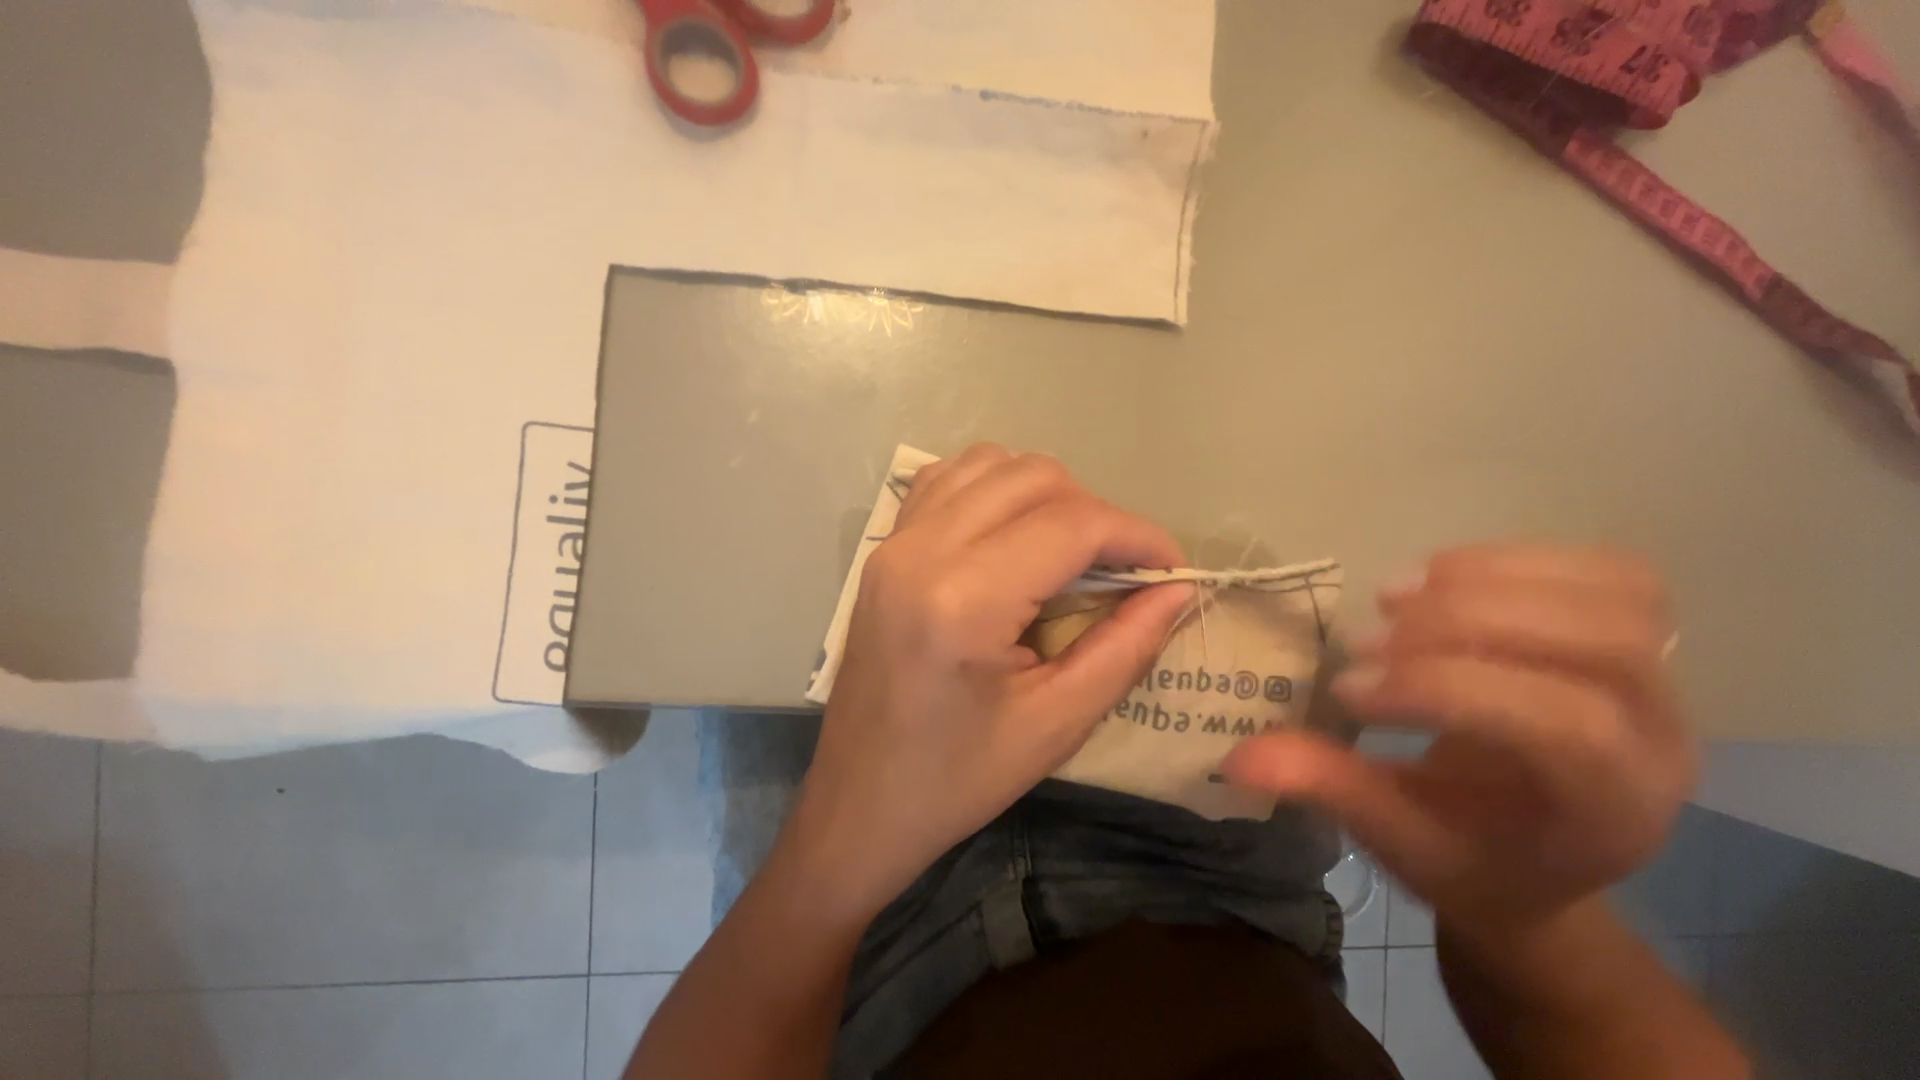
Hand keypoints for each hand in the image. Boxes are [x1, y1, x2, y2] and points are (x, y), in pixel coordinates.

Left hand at [789, 444, 1191, 912]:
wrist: (860, 803)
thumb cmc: (958, 780)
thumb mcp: (1056, 724)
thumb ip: (1124, 646)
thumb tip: (1177, 588)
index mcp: (963, 600)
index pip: (1072, 525)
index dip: (1138, 537)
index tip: (1173, 570)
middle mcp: (921, 551)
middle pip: (1034, 478)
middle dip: (1096, 514)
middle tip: (1123, 572)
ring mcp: (893, 543)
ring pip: (991, 465)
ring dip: (1047, 495)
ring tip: (1072, 555)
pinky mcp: (882, 550)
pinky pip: (948, 481)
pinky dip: (995, 490)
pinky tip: (1015, 539)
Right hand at [1223, 545, 1693, 942]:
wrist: (1535, 857)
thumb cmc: (1467, 859)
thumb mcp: (1394, 838)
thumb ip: (1330, 787)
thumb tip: (1238, 756)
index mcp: (1609, 810)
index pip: (1558, 725)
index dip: (1448, 689)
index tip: (1350, 690)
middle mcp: (1663, 740)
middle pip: (1602, 643)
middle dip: (1472, 623)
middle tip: (1374, 633)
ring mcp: (1665, 685)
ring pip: (1617, 593)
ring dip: (1495, 580)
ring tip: (1402, 596)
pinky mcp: (1640, 642)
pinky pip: (1608, 572)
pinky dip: (1517, 560)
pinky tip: (1441, 579)